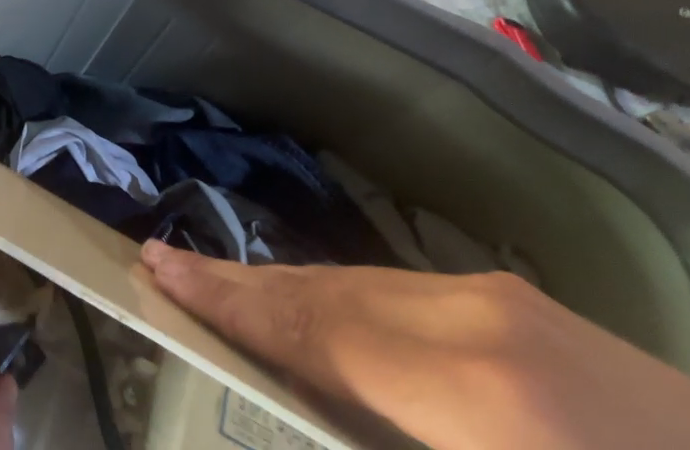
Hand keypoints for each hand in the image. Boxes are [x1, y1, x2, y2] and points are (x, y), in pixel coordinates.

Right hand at [141, 241, 689, 449]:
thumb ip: (366, 426)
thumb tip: (302, 396)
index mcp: (473, 390)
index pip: (312, 327)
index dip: (226, 299)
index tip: (153, 264)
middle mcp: (482, 322)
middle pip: (327, 291)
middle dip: (242, 283)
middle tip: (165, 267)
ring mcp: (514, 308)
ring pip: (363, 284)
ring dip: (287, 290)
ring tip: (225, 292)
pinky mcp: (536, 315)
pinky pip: (405, 294)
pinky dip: (342, 300)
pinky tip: (321, 314)